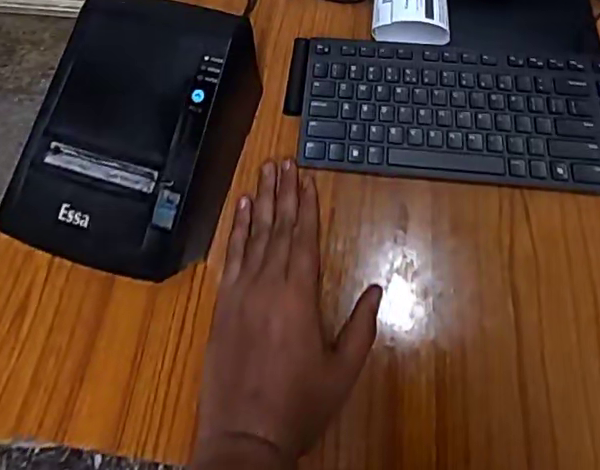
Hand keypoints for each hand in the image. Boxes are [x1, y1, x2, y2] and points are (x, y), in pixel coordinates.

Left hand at [190, 161, 381, 469]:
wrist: (244, 439)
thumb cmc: (298, 406)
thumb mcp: (341, 371)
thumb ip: (361, 326)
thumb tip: (377, 288)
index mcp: (299, 297)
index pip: (304, 238)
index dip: (306, 206)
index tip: (307, 179)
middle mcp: (268, 285)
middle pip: (278, 227)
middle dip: (283, 191)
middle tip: (283, 161)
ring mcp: (242, 292)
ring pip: (254, 234)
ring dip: (261, 200)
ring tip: (265, 172)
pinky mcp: (223, 304)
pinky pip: (231, 255)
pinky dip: (237, 228)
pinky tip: (241, 207)